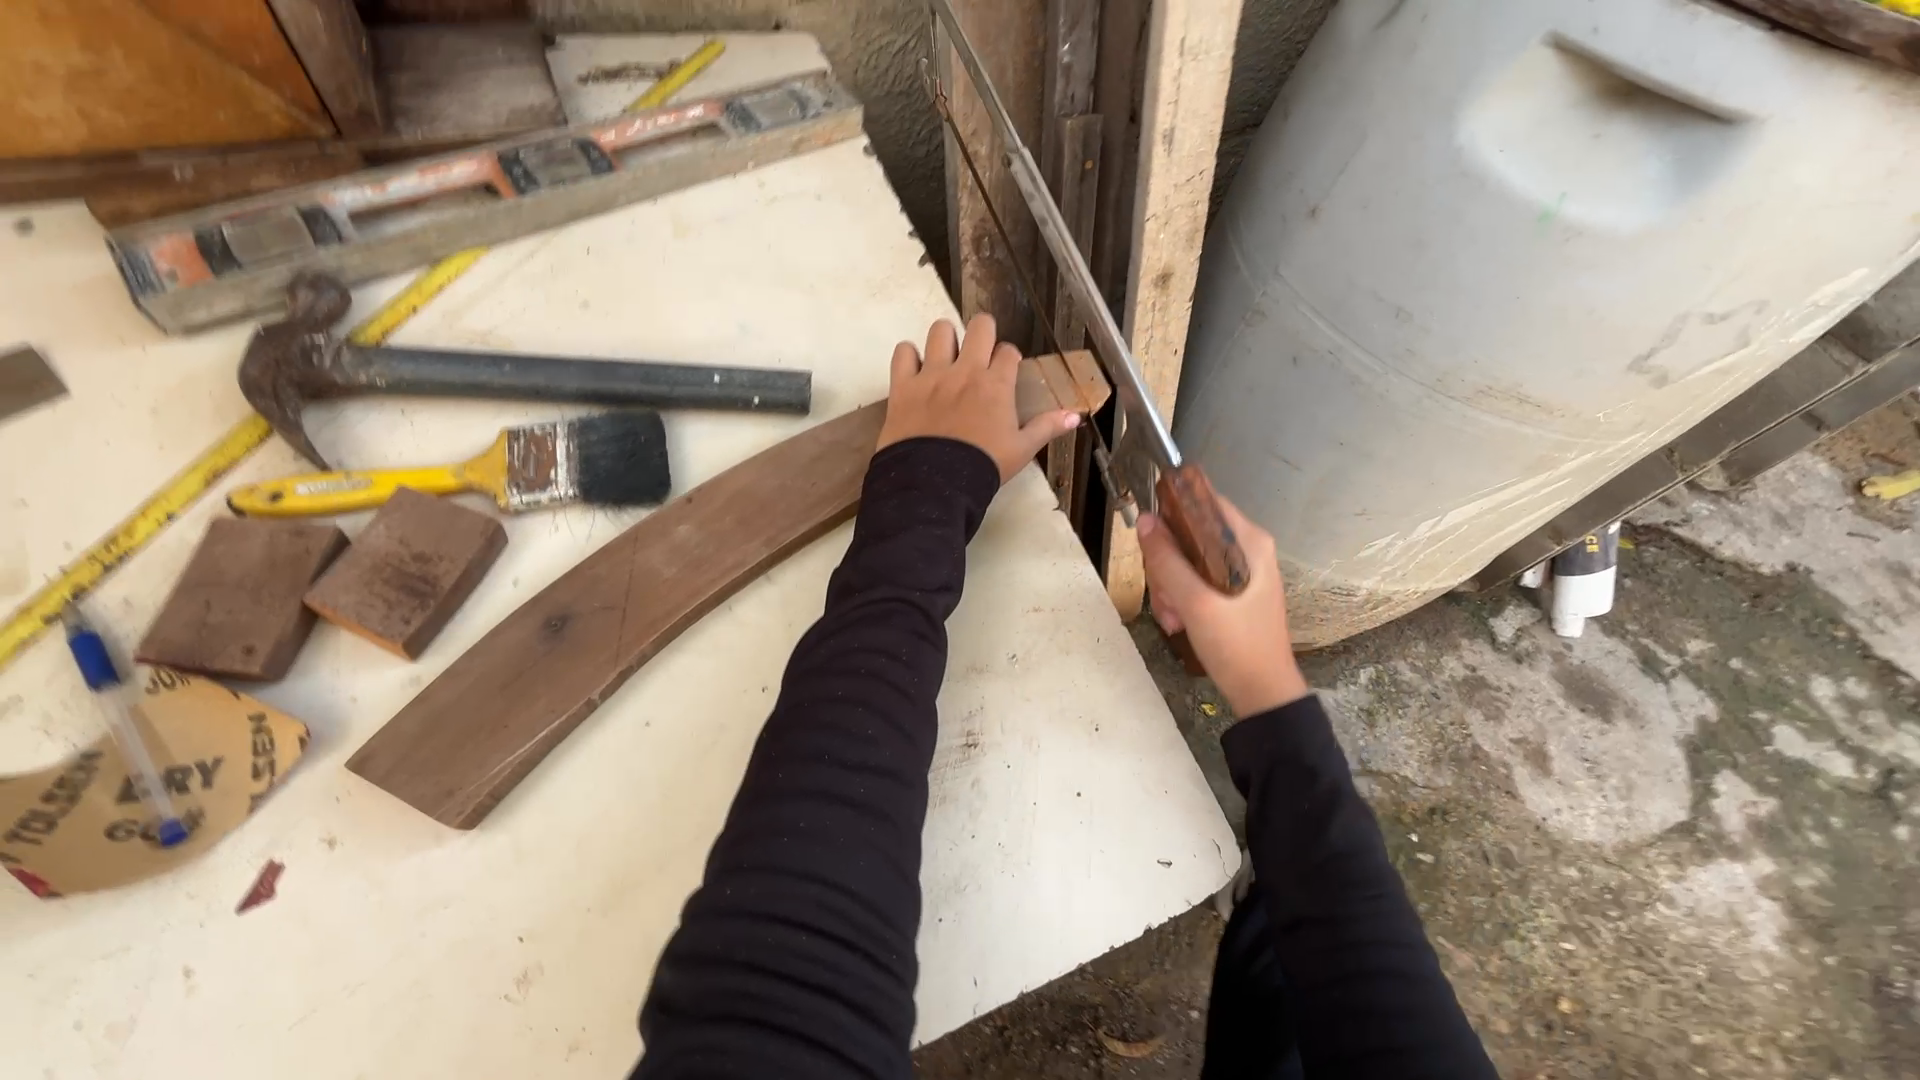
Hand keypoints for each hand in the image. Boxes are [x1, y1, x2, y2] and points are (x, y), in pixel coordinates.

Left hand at [877, 314, 1080, 484]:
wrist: (935, 483)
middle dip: (983, 333)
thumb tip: (1075, 416)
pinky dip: (909, 356)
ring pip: (940, 331)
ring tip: (946, 355)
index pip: (1008, 352)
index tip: (1006, 370)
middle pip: (980, 327)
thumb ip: (1046, 428)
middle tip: (979, 350)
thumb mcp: (1022, 450)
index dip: (1008, 358)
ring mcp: (932, 375)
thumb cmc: (984, 467)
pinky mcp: (903, 386)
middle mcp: (965, 371)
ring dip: (945, 339)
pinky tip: (915, 368)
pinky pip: (903, 352)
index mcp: (996, 384)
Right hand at [1137, 495, 1309, 716]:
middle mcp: (1245, 548)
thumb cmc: (1235, 644)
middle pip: (1189, 532)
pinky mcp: (1231, 591)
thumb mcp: (1195, 601)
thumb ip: (1167, 559)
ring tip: (1172, 615)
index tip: (1151, 539)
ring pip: (1186, 558)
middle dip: (1166, 563)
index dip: (1171, 512)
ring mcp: (1239, 570)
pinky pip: (1194, 579)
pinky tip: (1178, 621)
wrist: (1262, 692)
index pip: (1203, 500)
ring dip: (1169, 586)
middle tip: (1165, 594)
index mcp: (1248, 540)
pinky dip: (1180, 598)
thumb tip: (1144, 520)